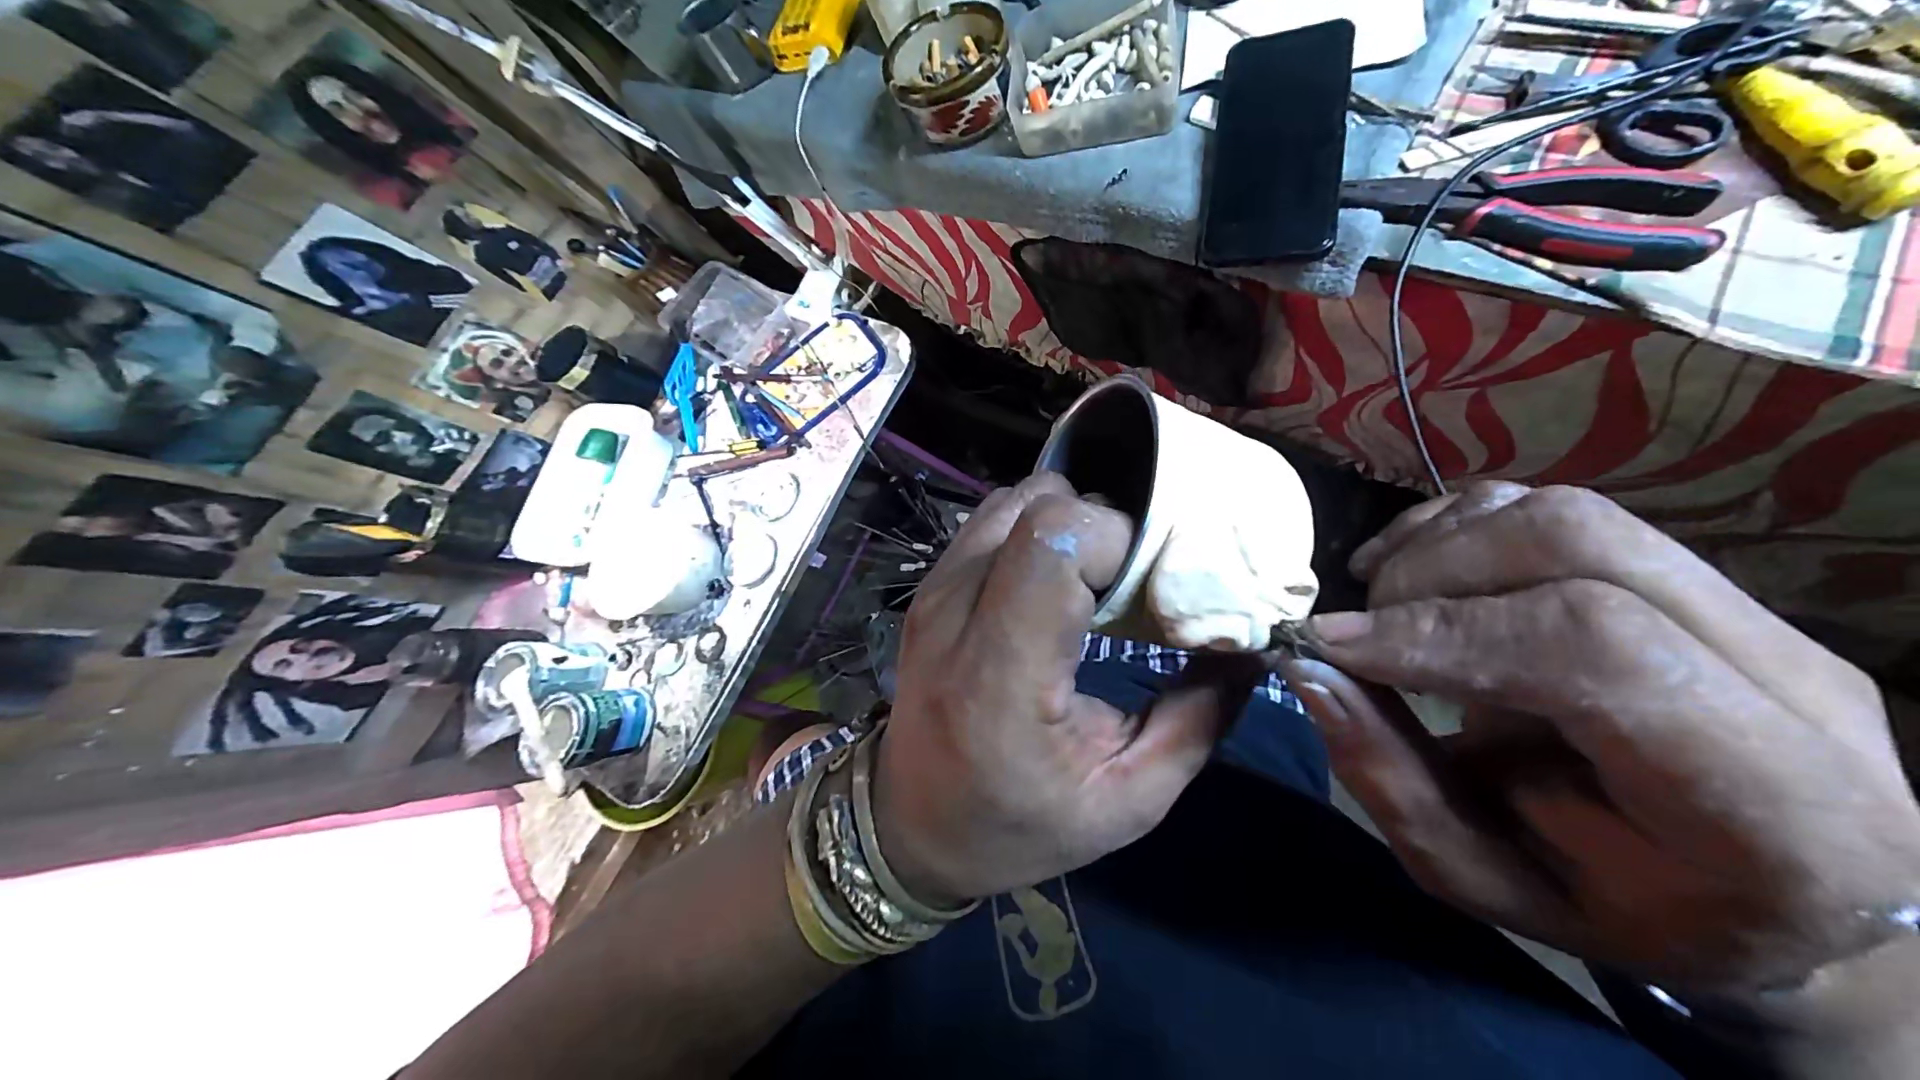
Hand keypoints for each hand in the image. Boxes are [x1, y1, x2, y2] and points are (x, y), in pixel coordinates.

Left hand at [872, 472, 1239, 903]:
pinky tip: (1060, 575)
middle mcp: (954, 614)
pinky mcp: (930, 586)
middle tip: (1137, 577)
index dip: (1122, 539)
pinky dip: (1036, 527)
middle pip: (1038, 508)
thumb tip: (1248, 646)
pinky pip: (991, 519)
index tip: (1158, 582)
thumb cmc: (1016, 825)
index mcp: (1000, 675)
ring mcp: (934, 592)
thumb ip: (1197, 721)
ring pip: (1014, 500)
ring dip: (1070, 522)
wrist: (911, 824)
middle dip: (1105, 527)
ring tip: (1100, 576)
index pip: (1056, 541)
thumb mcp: (1126, 801)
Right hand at [1281, 482, 1919, 992]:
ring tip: (1380, 604)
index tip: (1330, 646)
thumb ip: (1394, 782)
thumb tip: (1309, 671)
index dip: (1438, 631)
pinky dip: (1451, 528)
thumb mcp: (1489, 881)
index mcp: (1766, 797)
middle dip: (1427, 573)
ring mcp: (1747, 608)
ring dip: (1433, 547)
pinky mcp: (1692, 575)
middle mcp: (1783, 674)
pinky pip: (1548, 508)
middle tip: (1358, 633)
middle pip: (1575, 541)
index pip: (1593, 646)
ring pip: (1558, 512)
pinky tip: (1410, 573)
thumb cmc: (1624, 908)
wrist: (1768, 888)